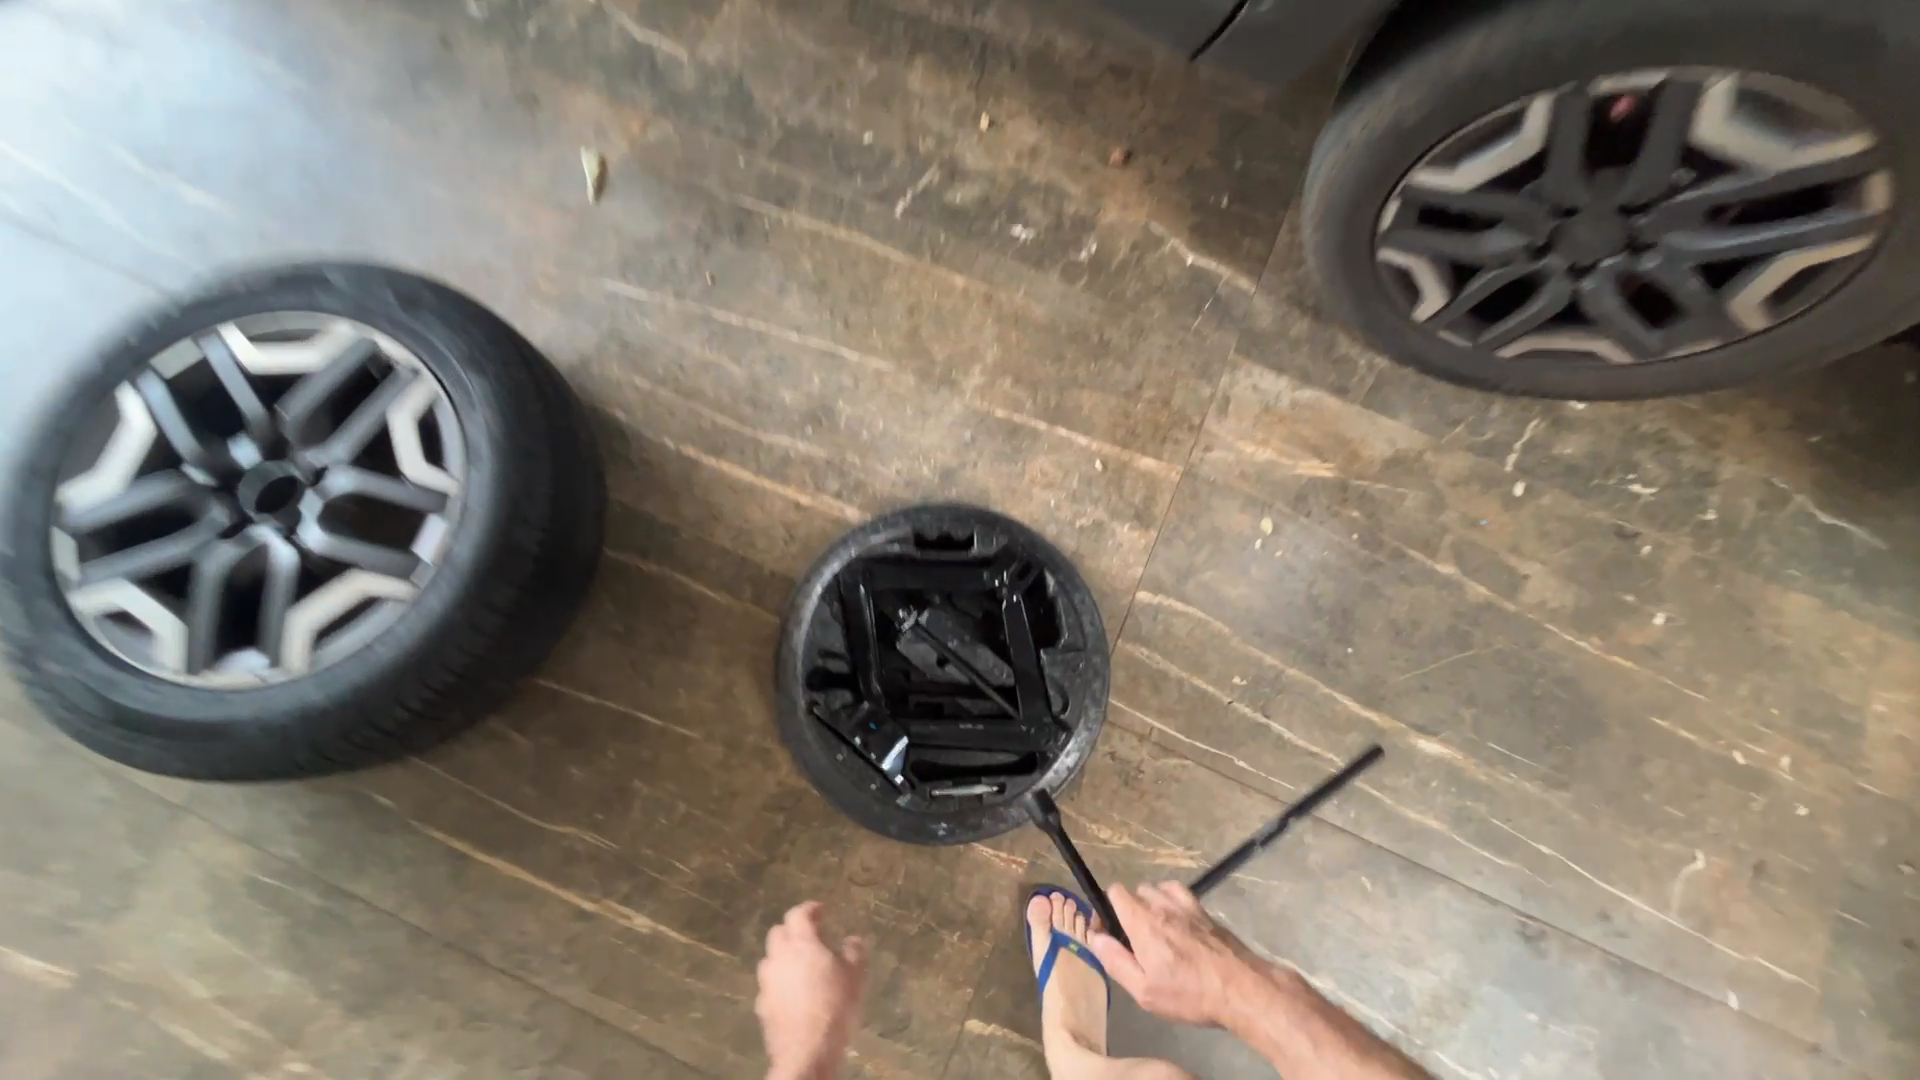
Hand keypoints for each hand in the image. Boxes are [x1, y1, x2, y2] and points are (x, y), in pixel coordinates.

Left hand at [756, 902, 868, 1079]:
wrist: (807, 1052)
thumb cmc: (835, 1007)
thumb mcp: (855, 977)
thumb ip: (854, 953)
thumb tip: (852, 940)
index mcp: (802, 944)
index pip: (798, 914)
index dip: (809, 909)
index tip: (821, 910)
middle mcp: (780, 958)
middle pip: (778, 933)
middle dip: (792, 930)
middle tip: (809, 936)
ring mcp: (767, 983)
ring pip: (770, 959)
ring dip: (782, 956)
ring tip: (799, 964)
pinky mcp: (762, 1006)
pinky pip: (769, 985)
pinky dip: (779, 982)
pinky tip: (791, 993)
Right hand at [1087, 882, 1276, 1028]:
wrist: (1240, 988)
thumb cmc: (1189, 993)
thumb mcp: (1144, 990)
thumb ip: (1115, 961)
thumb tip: (1095, 938)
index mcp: (1142, 921)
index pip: (1114, 891)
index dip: (1107, 909)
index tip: (1111, 933)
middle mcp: (1160, 903)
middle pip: (1134, 891)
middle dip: (1129, 911)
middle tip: (1136, 941)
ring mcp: (1184, 903)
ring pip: (1156, 890)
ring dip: (1151, 905)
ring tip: (1158, 933)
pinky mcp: (1203, 909)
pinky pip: (1177, 892)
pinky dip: (1171, 901)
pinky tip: (1178, 922)